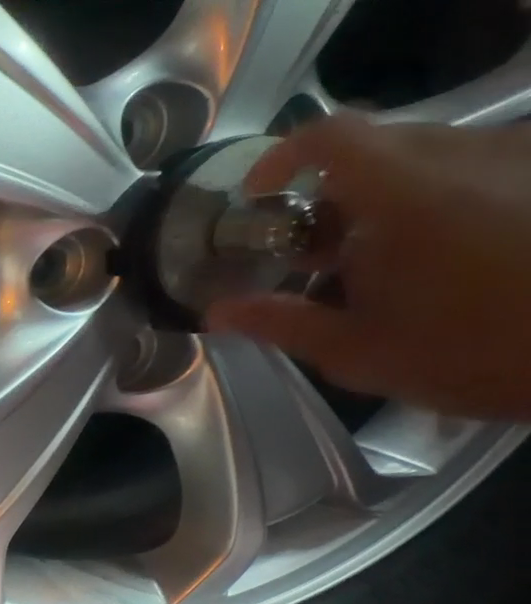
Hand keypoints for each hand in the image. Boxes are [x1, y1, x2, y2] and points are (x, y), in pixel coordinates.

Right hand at [205, 116, 530, 418]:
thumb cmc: (470, 351)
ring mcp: (518, 162)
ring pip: (426, 159)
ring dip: (383, 200)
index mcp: (407, 194)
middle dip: (330, 194)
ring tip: (374, 262)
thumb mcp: (358, 351)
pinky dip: (434, 202)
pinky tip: (434, 257)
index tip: (258, 197)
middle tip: (310, 249)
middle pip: (376, 149)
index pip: (330, 137)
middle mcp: (467, 159)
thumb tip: (217, 311)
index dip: (282, 158)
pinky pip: (473, 170)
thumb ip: (282, 322)